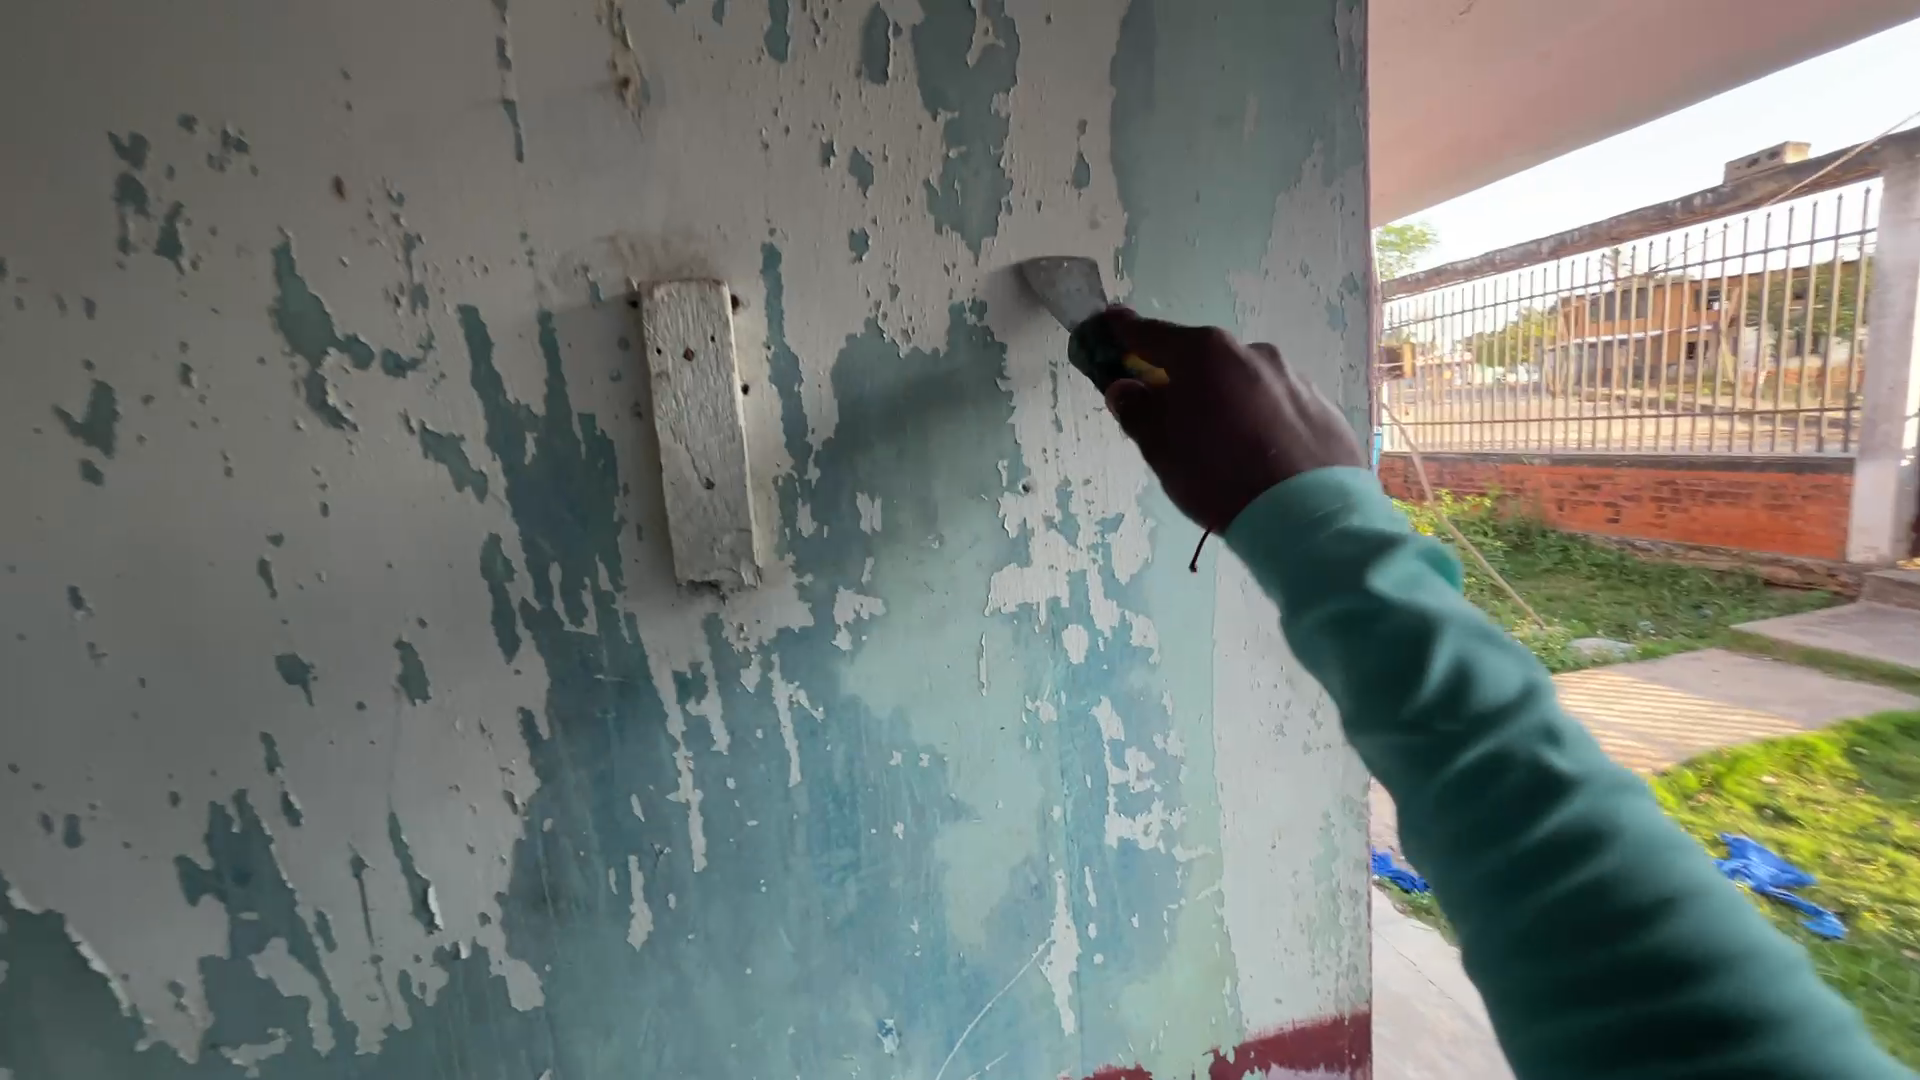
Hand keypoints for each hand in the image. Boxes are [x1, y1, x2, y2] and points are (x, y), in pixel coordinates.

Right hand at [1096, 308, 1364, 533]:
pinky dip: (1260, 423)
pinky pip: (1275, 407)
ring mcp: (1291, 376)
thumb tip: (1125, 388)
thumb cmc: (1216, 473)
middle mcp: (1250, 352)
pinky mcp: (1321, 406)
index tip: (1108, 325)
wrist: (1307, 513)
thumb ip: (1136, 410)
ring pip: (1242, 384)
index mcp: (1204, 354)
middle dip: (1182, 381)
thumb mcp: (1159, 447)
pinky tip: (1259, 458)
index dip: (1124, 332)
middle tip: (1172, 422)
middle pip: (1202, 360)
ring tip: (1224, 451)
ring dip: (1225, 404)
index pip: (1151, 334)